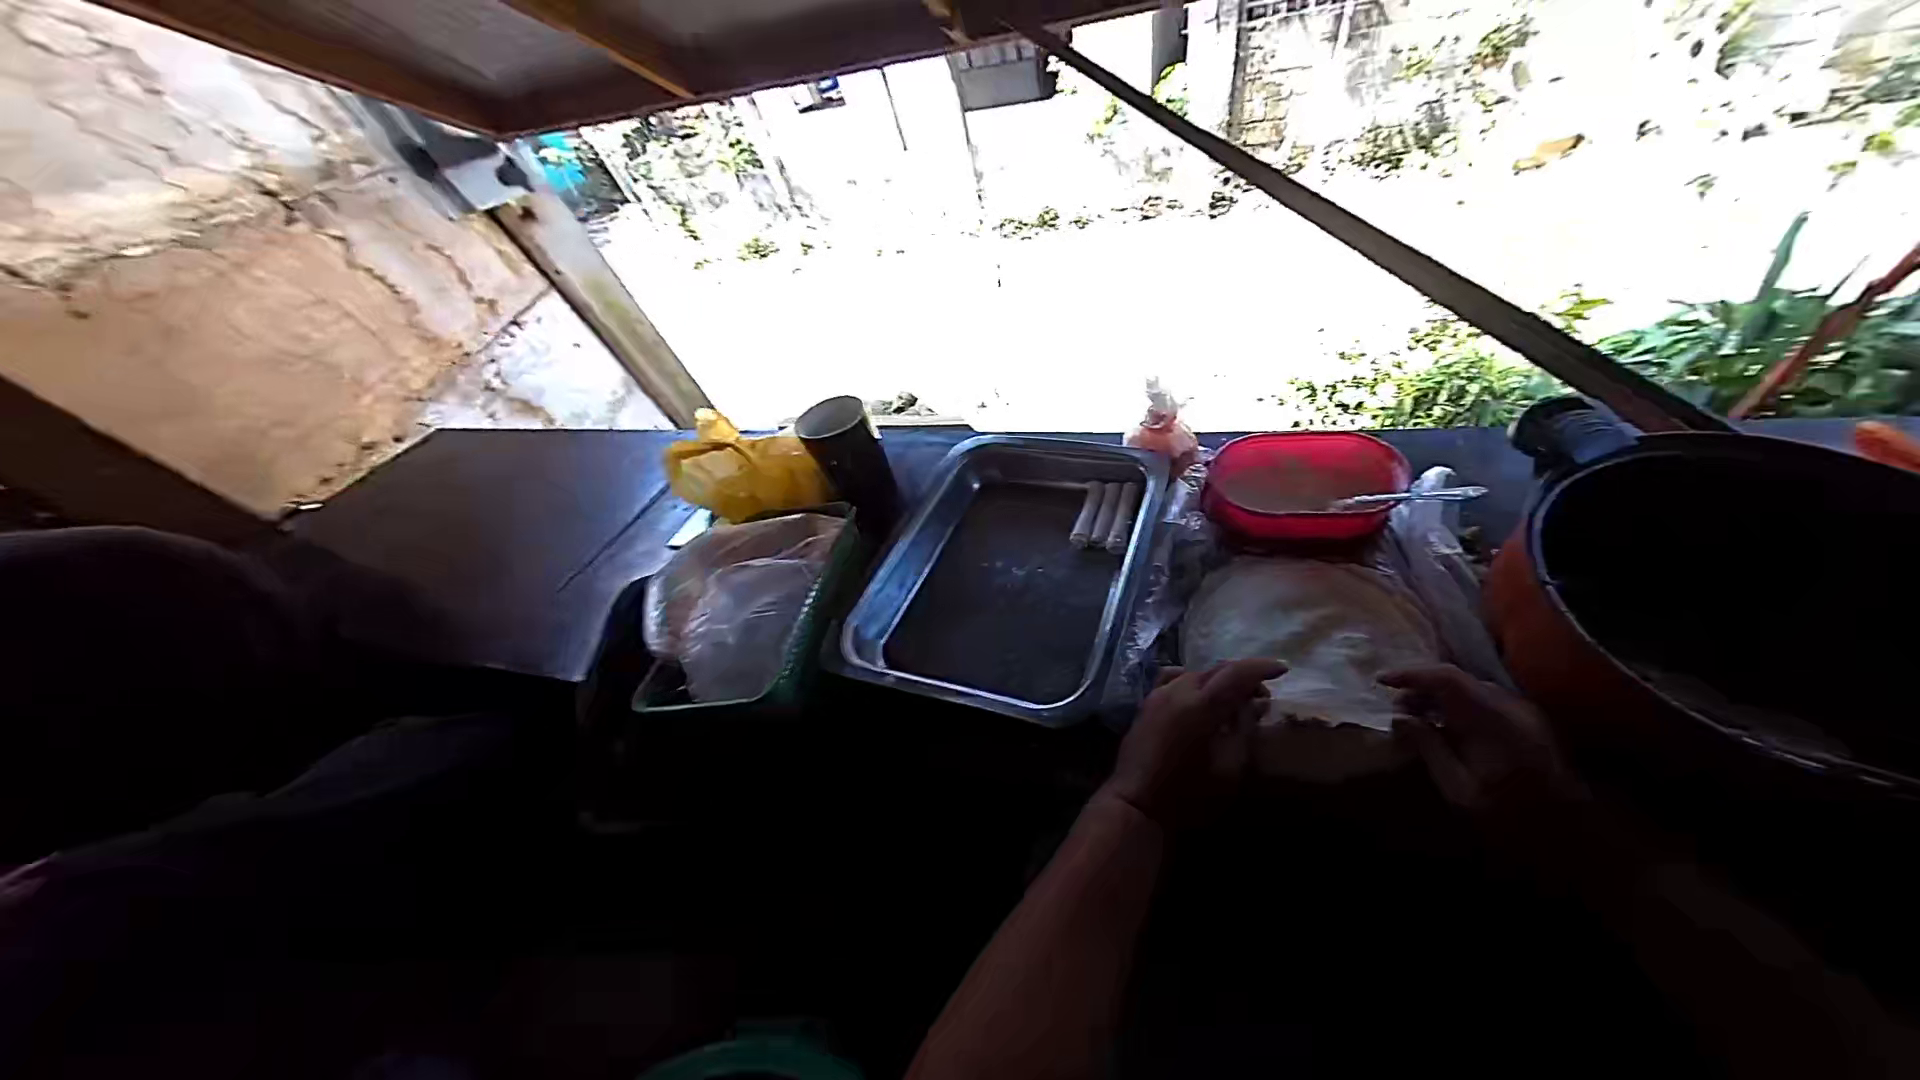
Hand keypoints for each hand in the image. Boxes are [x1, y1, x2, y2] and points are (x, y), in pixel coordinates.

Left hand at [1103, 659, 1286, 826]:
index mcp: (1201, 705)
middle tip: (1262, 696)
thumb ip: (1244, 730)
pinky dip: (1194, 682)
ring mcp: (1158, 694)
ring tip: (1235, 701)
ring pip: (1195, 674)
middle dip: (1242, 676)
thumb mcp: (1230, 768)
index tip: (1282, 670)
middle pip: (1216, 670)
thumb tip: (1256, 704)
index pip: (1236, 673)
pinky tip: (1201, 697)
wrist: (1136, 803)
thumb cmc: (1189, 795)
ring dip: (1219, 680)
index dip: (1261, 667)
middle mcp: (1177, 690)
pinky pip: (1174, 680)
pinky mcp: (1146, 703)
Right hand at [1381, 664, 1586, 818]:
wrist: (1571, 835)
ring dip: (1439, 696)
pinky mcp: (1530, 723)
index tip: (1382, 682)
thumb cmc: (1509, 814)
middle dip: (1421, 686)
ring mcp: (1524, 713)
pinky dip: (1459, 704)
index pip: (1446, 679)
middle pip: (1458, 679)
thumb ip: (1427, 746)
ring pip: (1472, 688)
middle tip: (1396, 705)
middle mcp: (1511, 708)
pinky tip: (1445, 724)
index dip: (1411, 675)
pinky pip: (1486, 700)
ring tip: (1416, 715)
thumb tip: (1400, 718)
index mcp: (1492, 720)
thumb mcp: (1457, 786)